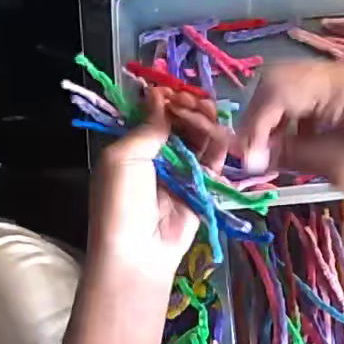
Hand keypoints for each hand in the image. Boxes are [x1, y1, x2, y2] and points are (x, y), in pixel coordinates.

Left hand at [86, 89, 225, 287]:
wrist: (137, 253)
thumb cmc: (121, 202)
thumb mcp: (124, 157)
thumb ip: (147, 126)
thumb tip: (157, 93)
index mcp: (130, 149)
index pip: (153, 116)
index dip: (166, 101)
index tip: (178, 90)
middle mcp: (155, 159)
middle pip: (178, 127)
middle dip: (189, 112)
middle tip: (200, 103)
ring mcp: (179, 176)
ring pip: (197, 143)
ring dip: (205, 126)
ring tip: (213, 115)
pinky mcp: (199, 192)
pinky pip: (211, 166)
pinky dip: (218, 150)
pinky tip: (222, 136)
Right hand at [236, 61, 343, 213]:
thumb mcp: (342, 167)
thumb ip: (292, 154)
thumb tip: (250, 155)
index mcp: (340, 82)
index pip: (276, 87)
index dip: (253, 122)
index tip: (245, 159)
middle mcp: (341, 73)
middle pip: (279, 82)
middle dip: (260, 119)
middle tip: (254, 157)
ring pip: (292, 93)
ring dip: (276, 123)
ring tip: (272, 158)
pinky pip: (311, 104)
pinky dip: (295, 125)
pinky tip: (296, 151)